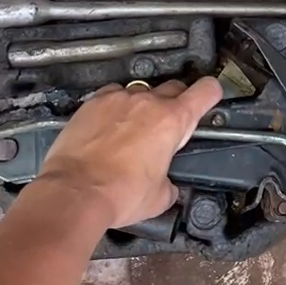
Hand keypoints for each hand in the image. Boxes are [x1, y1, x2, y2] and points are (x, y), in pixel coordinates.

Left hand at [32, 78, 224, 229]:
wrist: (74, 193)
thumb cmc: (119, 194)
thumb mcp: (159, 197)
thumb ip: (170, 183)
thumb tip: (167, 186)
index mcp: (172, 120)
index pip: (205, 91)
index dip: (211, 92)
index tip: (210, 95)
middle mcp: (147, 102)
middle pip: (173, 87)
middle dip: (175, 102)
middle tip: (168, 123)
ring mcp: (118, 99)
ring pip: (140, 91)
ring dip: (142, 106)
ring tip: (133, 130)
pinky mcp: (93, 103)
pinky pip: (112, 95)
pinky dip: (115, 107)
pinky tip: (109, 127)